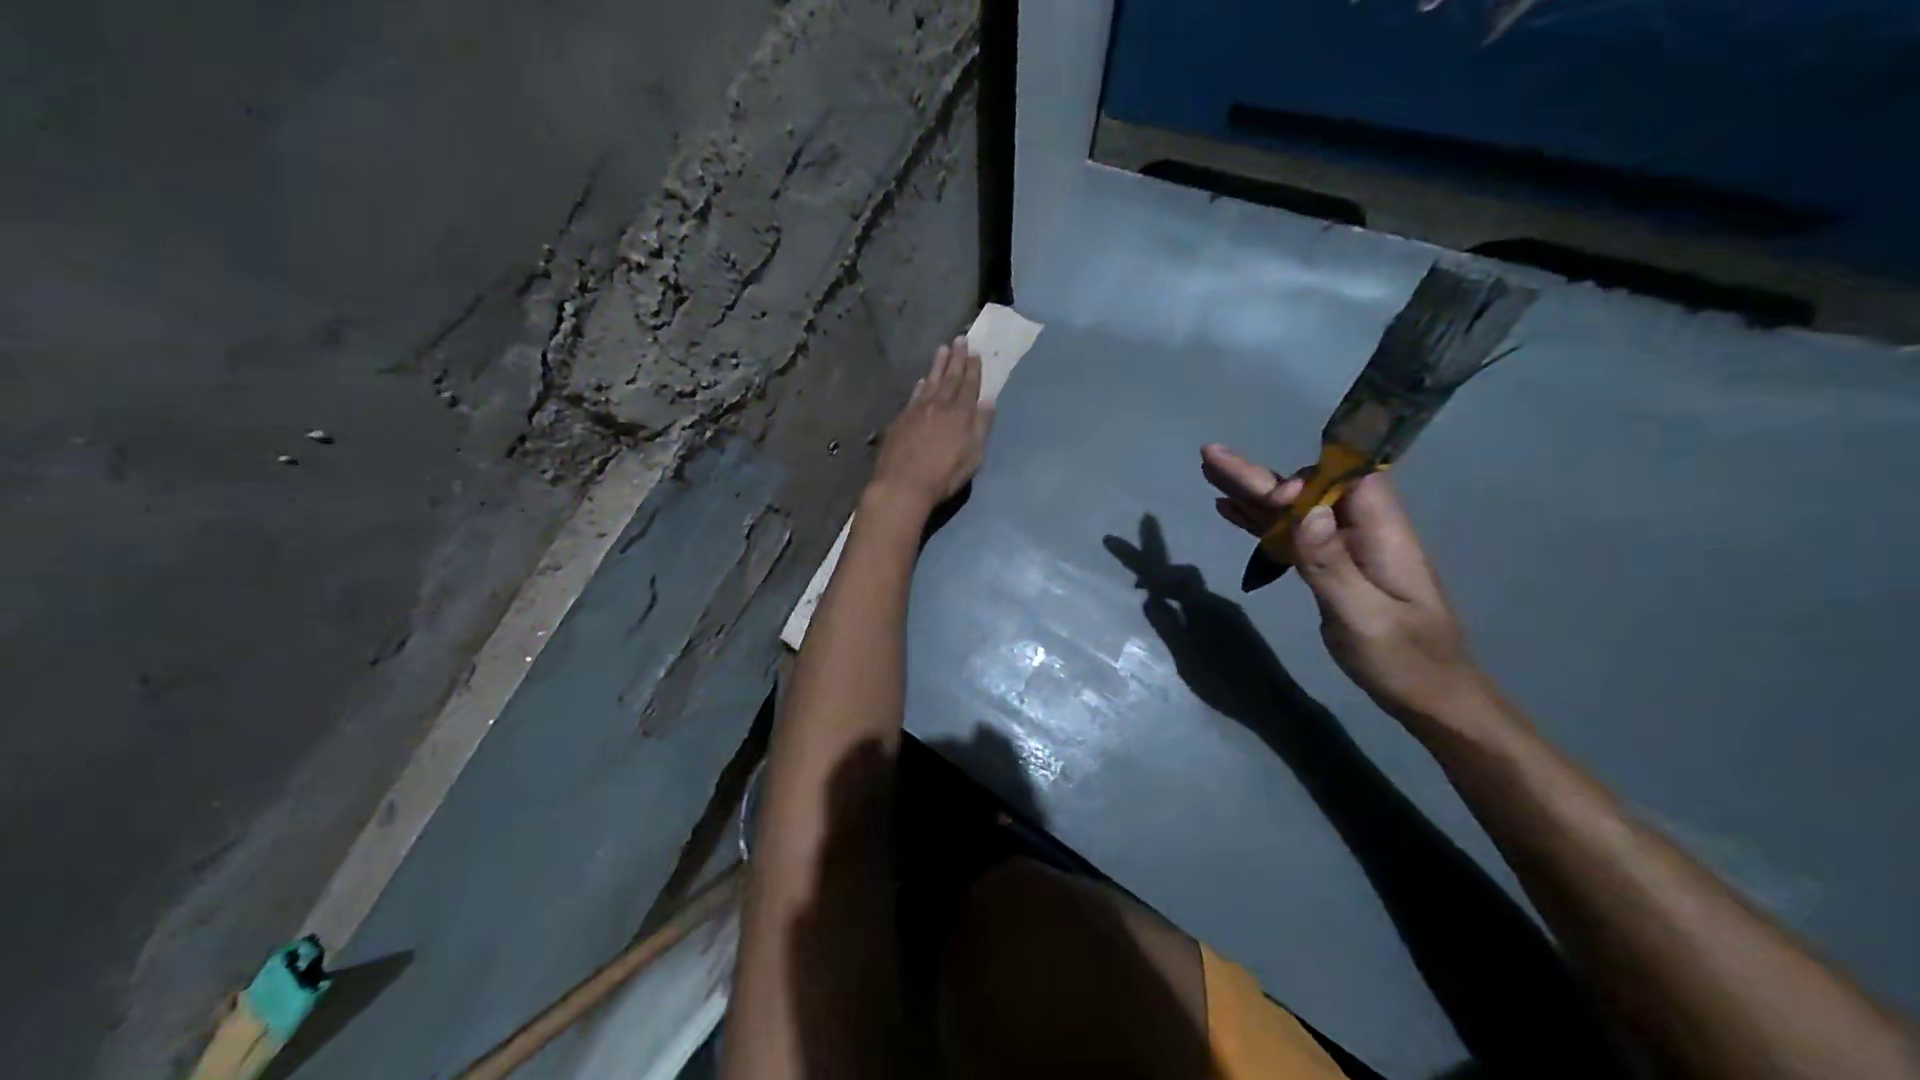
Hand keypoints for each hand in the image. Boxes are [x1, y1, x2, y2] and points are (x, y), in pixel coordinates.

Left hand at [869, 337, 993, 515]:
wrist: (903, 484)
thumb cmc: (944, 475)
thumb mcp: (973, 456)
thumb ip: (981, 426)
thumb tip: (988, 401)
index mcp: (961, 414)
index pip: (969, 386)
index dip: (973, 369)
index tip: (975, 353)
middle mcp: (939, 405)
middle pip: (950, 377)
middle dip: (957, 358)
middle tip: (960, 339)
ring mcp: (918, 410)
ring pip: (931, 381)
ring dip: (938, 365)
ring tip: (943, 349)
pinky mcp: (901, 419)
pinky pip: (915, 394)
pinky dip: (921, 385)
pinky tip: (923, 380)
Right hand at [1201, 443, 1491, 727]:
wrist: (1430, 698)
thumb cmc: (1405, 660)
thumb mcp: (1365, 617)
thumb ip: (1331, 564)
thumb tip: (1304, 512)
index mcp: (1381, 533)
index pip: (1345, 479)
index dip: (1306, 478)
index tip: (1275, 500)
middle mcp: (1361, 532)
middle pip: (1306, 491)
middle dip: (1259, 474)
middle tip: (1209, 456)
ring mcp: (1343, 551)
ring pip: (1291, 511)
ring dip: (1251, 492)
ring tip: (1209, 472)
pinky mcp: (1329, 569)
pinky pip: (1288, 536)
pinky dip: (1259, 522)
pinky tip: (1230, 510)